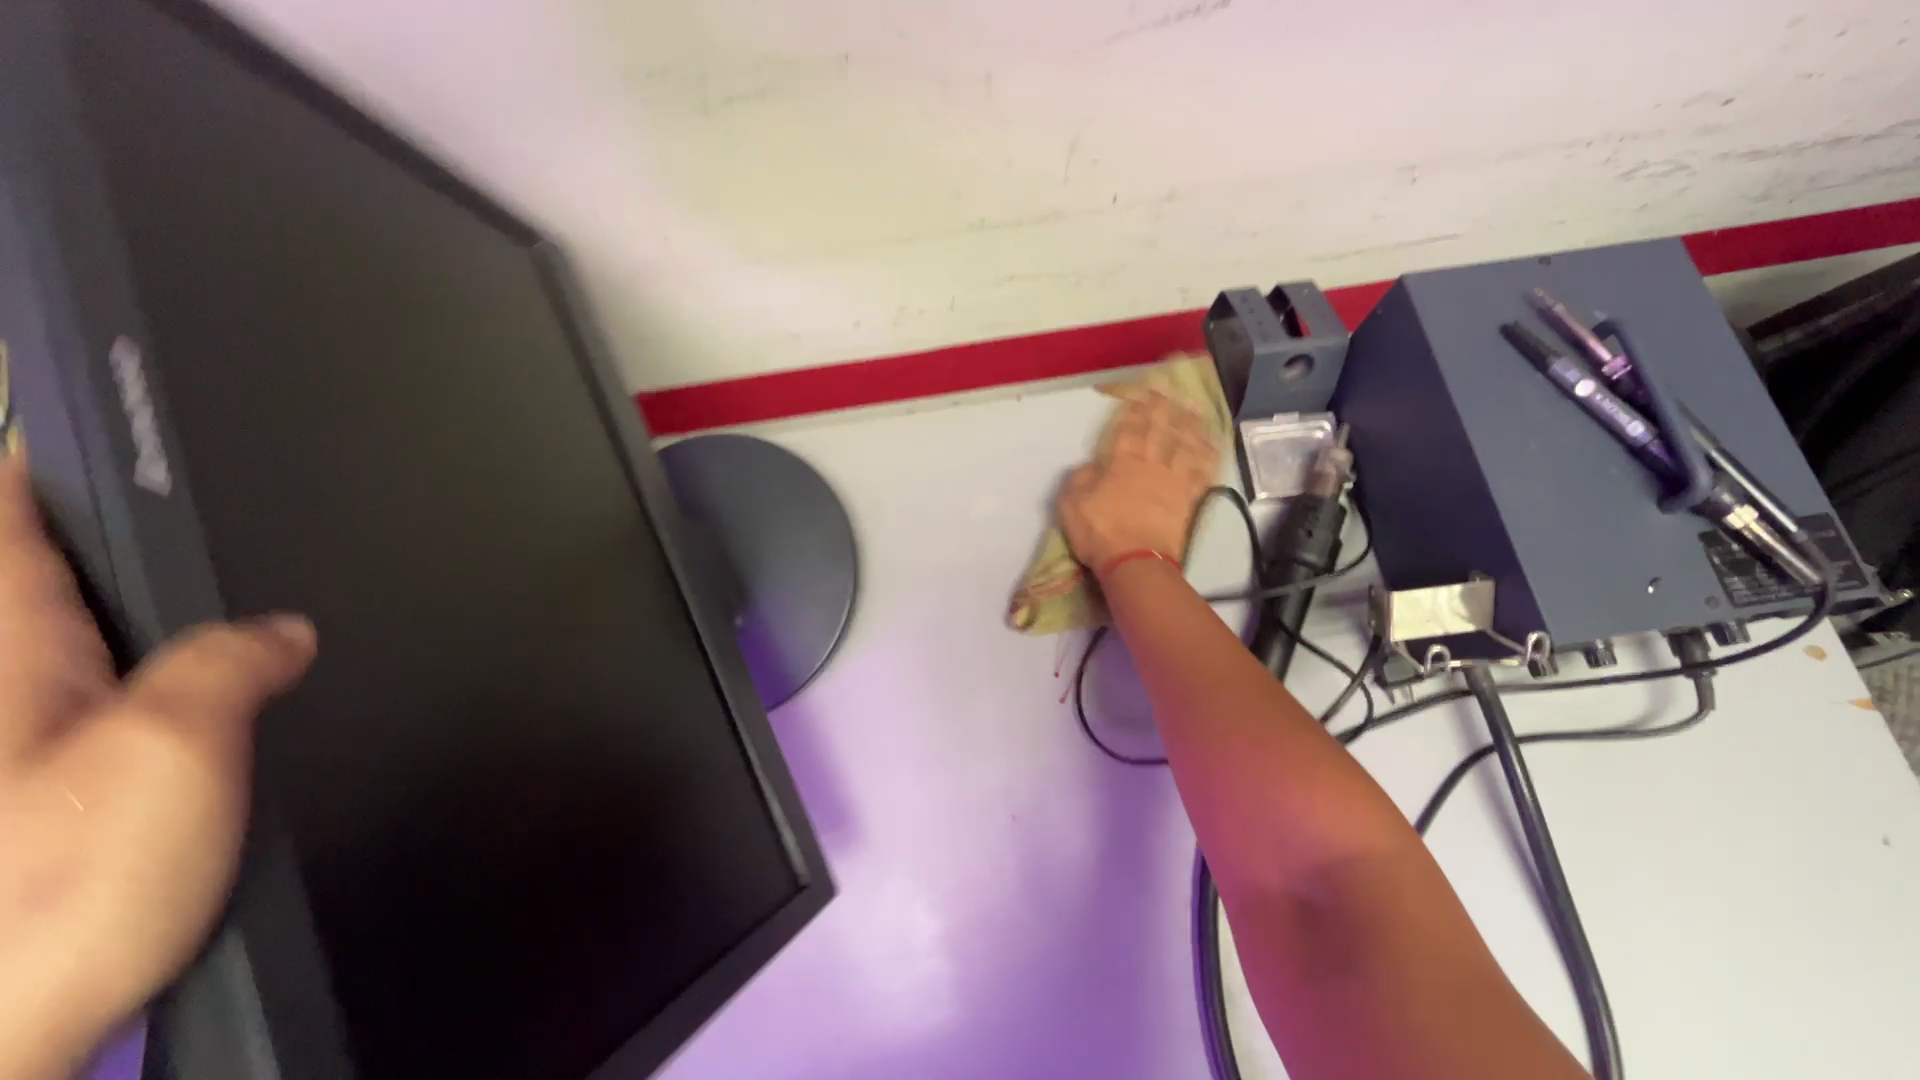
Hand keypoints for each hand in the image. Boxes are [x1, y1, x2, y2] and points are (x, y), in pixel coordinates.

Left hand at [0, 459, 315, 1079]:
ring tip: (193, 585)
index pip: (11, 516)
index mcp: (17, 654)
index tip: (70, 407)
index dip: (41, 456)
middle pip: (40, 577)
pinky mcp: (50, 803)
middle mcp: (9, 692)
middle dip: (92, 528)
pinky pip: (99, 711)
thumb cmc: (41, 905)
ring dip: (130, 610)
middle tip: (153, 485)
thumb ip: (232, 666)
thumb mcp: (170, 750)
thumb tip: (283, 630)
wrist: (0, 1032)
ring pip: (78, 645)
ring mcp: (25, 750)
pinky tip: (199, 691)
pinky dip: (148, 682)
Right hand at [1057, 390, 1221, 574]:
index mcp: (1120, 463)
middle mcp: (1150, 464)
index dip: (1136, 409)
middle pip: (1160, 430)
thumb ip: (1079, 479)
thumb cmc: (1099, 533)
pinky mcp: (1189, 499)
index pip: (1129, 428)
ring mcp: (1173, 481)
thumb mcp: (1071, 504)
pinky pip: (1202, 472)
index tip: (1143, 391)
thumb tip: (1090, 466)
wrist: (1135, 561)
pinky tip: (1213, 445)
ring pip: (1185, 446)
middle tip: (1171, 389)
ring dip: (1190, 426)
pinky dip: (1209, 456)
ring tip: (1196, 410)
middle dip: (1164, 408)